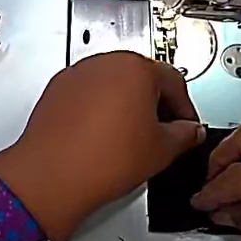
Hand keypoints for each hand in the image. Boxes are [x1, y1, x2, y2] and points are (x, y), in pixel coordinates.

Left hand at [0, 52, 203, 240]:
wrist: (53, 175)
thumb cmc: (99, 159)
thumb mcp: (161, 150)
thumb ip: (184, 134)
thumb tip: (187, 131)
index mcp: (133, 68)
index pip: (173, 80)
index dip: (184, 107)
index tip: (185, 124)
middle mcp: (101, 65)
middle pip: (139, 77)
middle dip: (153, 103)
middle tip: (161, 130)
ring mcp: (74, 77)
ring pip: (110, 84)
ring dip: (124, 105)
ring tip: (129, 136)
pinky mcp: (54, 92)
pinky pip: (85, 95)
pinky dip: (96, 109)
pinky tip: (101, 136)